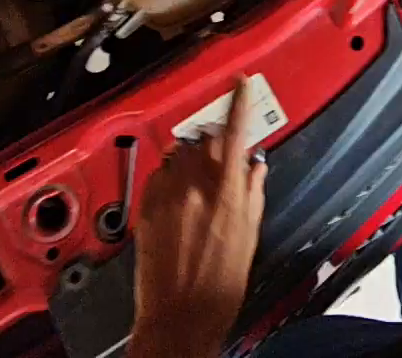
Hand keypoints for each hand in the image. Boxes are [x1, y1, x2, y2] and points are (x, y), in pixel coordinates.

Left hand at [130, 77, 268, 357]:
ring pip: (181, 153)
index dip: (239, 100)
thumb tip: (255, 166)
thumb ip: (254, 192)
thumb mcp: (250, 235)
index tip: (239, 81)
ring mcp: (168, 195)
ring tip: (197, 187)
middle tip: (221, 161)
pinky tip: (177, 200)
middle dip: (216, 142)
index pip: (236, 130)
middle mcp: (196, 186)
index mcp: (228, 190)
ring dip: (192, 159)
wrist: (179, 320)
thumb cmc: (219, 286)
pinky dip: (170, 178)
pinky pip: (160, 174)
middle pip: (206, 138)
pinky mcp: (146, 207)